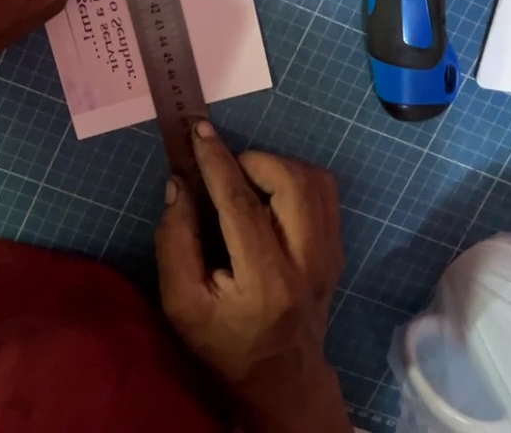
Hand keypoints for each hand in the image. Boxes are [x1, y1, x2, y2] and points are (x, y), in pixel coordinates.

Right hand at [157, 122, 349, 432]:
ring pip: (316, 181)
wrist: (280, 380)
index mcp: (264, 282)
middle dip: (255, 160)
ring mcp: (329, 257)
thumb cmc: (223, 342)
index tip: (199, 131)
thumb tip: (179, 182)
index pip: (241, 203)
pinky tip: (269, 196)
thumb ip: (173, 240)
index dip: (217, 161)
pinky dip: (294, 179)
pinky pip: (324, 193)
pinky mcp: (337, 250)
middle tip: (227, 169)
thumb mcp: (180, 303)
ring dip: (277, 166)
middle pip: (294, 183)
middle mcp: (306, 265)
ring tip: (247, 181)